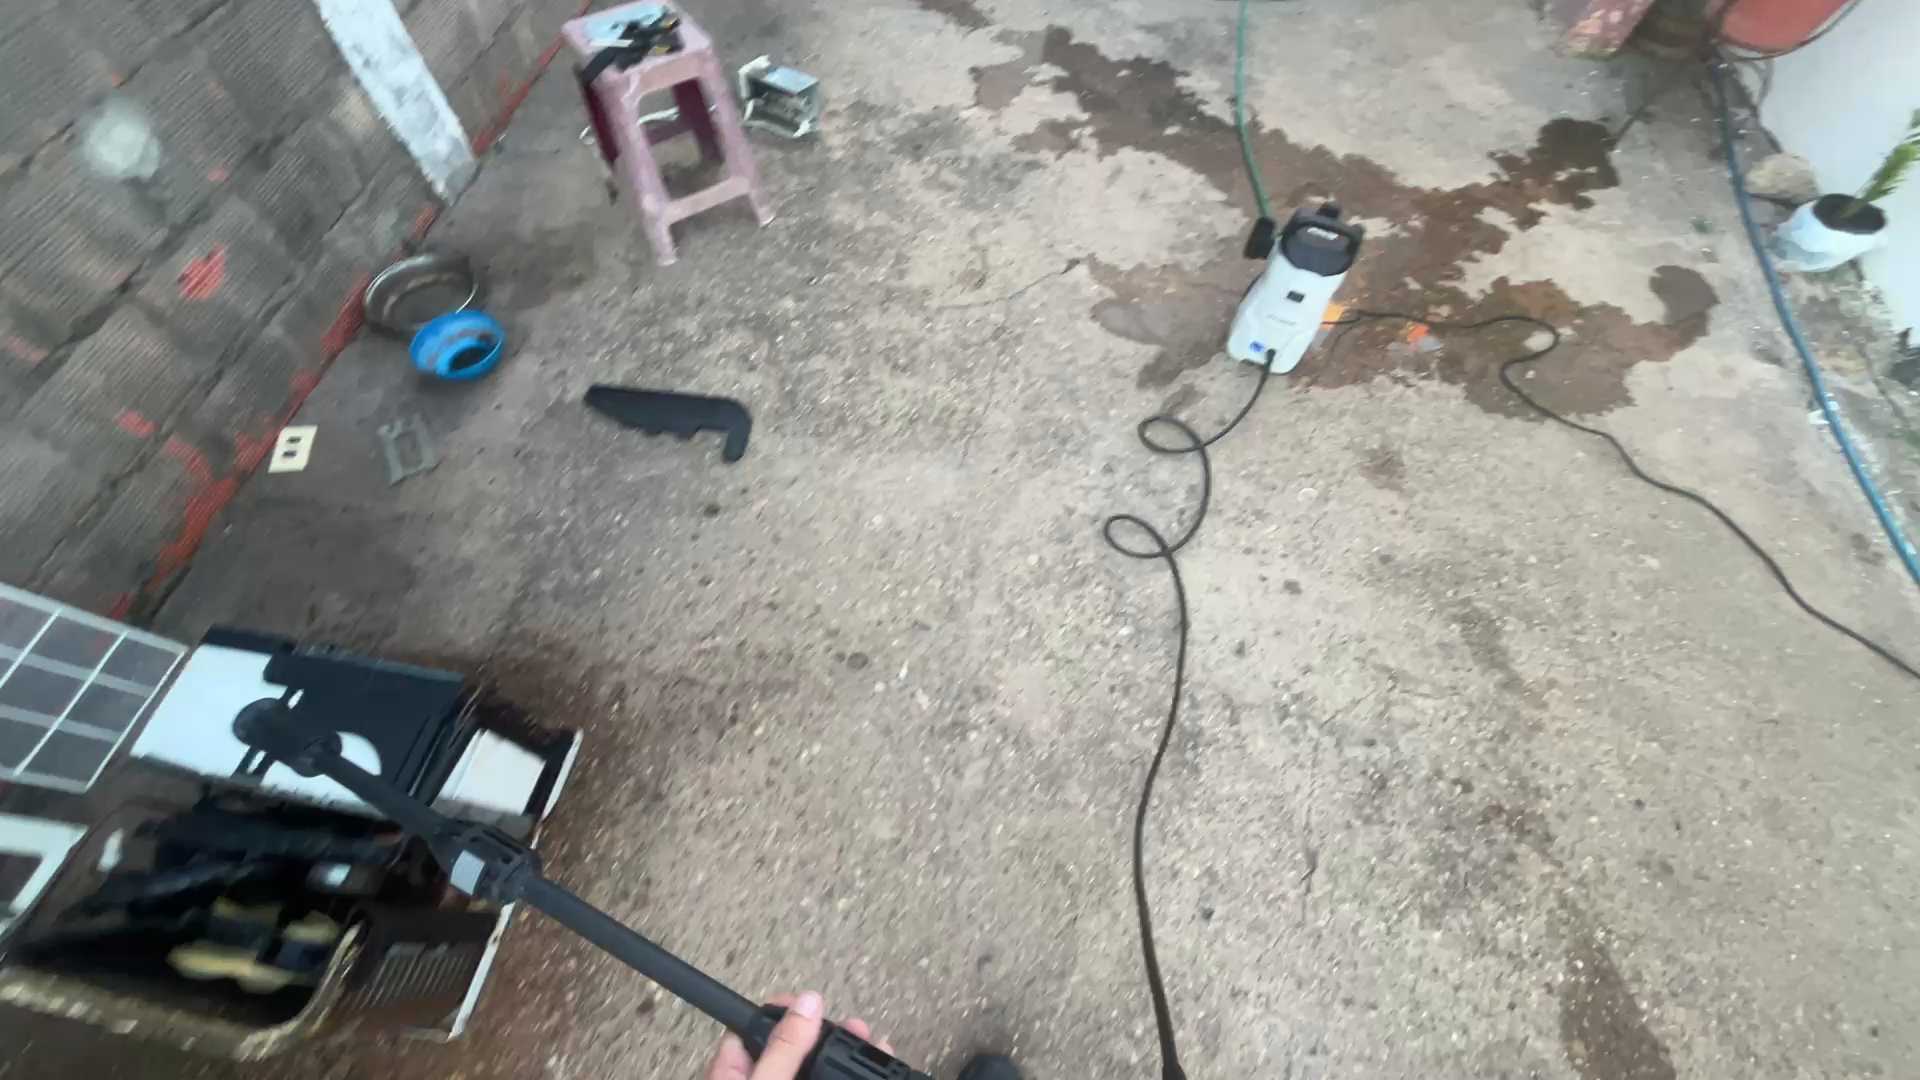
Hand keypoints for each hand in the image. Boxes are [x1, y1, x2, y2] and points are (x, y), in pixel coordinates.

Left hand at [703, 991, 893, 1079]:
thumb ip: (784, 1049)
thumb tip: (808, 1000)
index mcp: (734, 1077)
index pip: (750, 1030)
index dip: (782, 1008)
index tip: (813, 999)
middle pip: (791, 1047)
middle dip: (825, 1030)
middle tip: (854, 1026)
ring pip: (815, 1068)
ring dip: (845, 1052)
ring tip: (872, 1043)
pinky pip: (832, 1079)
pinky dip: (854, 1072)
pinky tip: (877, 1063)